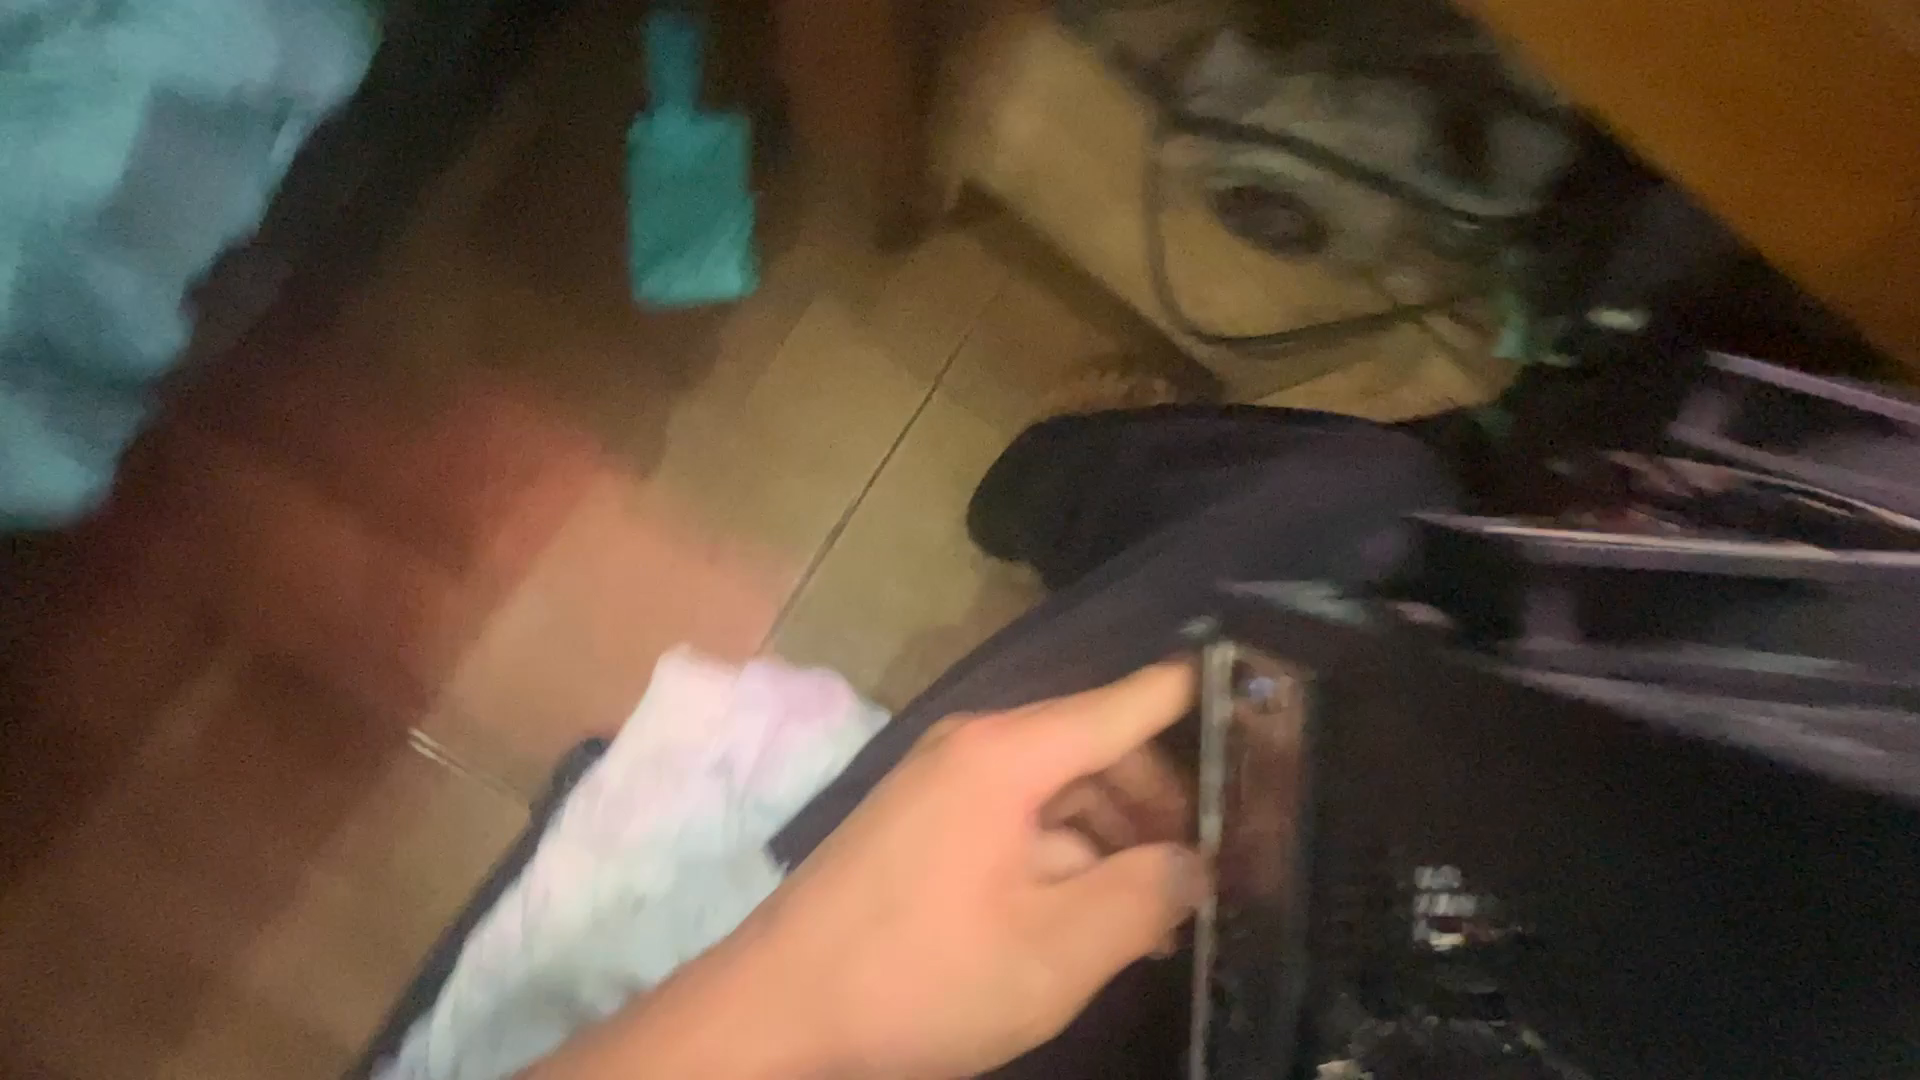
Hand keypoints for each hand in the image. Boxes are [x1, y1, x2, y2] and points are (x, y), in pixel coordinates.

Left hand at [729, 662, 1207, 1078]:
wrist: (778, 1009)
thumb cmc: (918, 975)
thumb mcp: (1052, 952)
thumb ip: (1141, 897)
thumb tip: (1196, 862)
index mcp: (1008, 752)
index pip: (1125, 703)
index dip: (1194, 696)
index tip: (1255, 696)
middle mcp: (977, 744)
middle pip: (1097, 752)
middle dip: (1158, 807)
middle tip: (1207, 877)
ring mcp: (948, 777)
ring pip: (1061, 788)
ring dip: (1112, 840)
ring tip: (1155, 913)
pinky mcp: (931, 815)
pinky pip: (1020, 814)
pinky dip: (1064, 852)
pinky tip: (1092, 911)